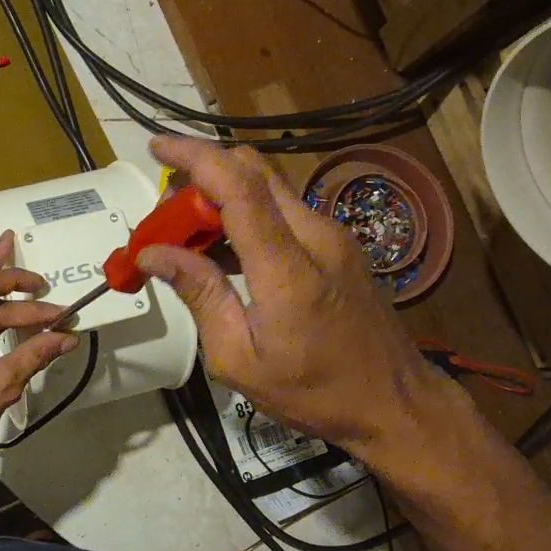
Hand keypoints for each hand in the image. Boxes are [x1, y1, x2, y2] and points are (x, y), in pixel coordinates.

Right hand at [136, 136, 462, 461]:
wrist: (395, 403)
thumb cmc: (313, 392)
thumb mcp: (239, 359)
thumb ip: (200, 296)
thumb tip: (154, 254)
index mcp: (287, 267)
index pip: (239, 187)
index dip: (195, 157)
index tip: (156, 147)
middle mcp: (315, 235)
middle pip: (254, 171)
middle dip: (200, 174)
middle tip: (164, 213)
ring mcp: (332, 236)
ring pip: (269, 187)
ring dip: (221, 194)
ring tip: (184, 235)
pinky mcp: (338, 245)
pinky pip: (283, 211)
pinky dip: (244, 213)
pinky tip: (220, 250)